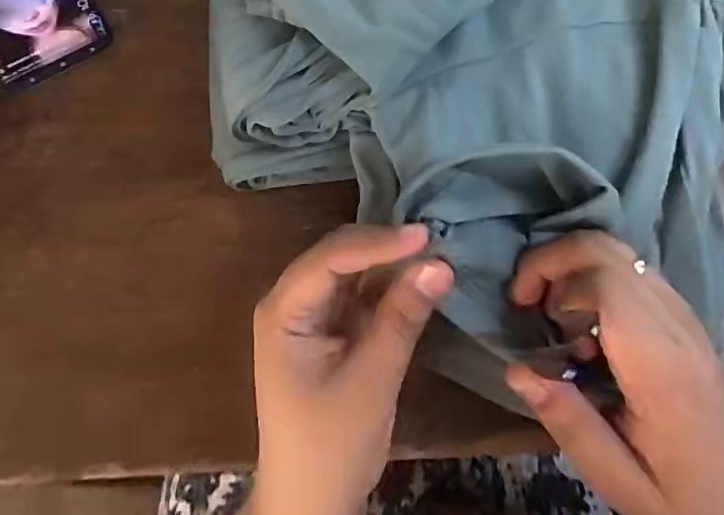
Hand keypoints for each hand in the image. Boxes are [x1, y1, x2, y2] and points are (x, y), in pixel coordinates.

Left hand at [248, 225, 453, 514]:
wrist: (311, 505)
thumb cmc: (330, 448)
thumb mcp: (371, 383)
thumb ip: (402, 319)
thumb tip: (440, 264)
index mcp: (283, 310)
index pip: (331, 258)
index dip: (378, 242)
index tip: (424, 235)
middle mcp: (294, 300)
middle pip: (341, 256)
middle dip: (386, 246)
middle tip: (436, 239)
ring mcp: (314, 312)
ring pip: (355, 269)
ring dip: (392, 262)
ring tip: (436, 251)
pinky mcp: (334, 327)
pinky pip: (364, 293)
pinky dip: (392, 285)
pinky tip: (421, 276)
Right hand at [503, 232, 723, 514]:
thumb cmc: (686, 500)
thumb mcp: (621, 481)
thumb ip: (569, 422)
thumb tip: (516, 368)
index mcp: (656, 361)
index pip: (602, 275)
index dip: (550, 271)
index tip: (521, 308)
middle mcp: (673, 322)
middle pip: (606, 247)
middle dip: (553, 258)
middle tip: (527, 301)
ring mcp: (683, 315)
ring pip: (619, 252)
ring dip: (573, 266)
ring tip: (552, 314)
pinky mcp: (685, 319)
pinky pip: (631, 271)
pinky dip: (594, 276)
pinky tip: (585, 324)